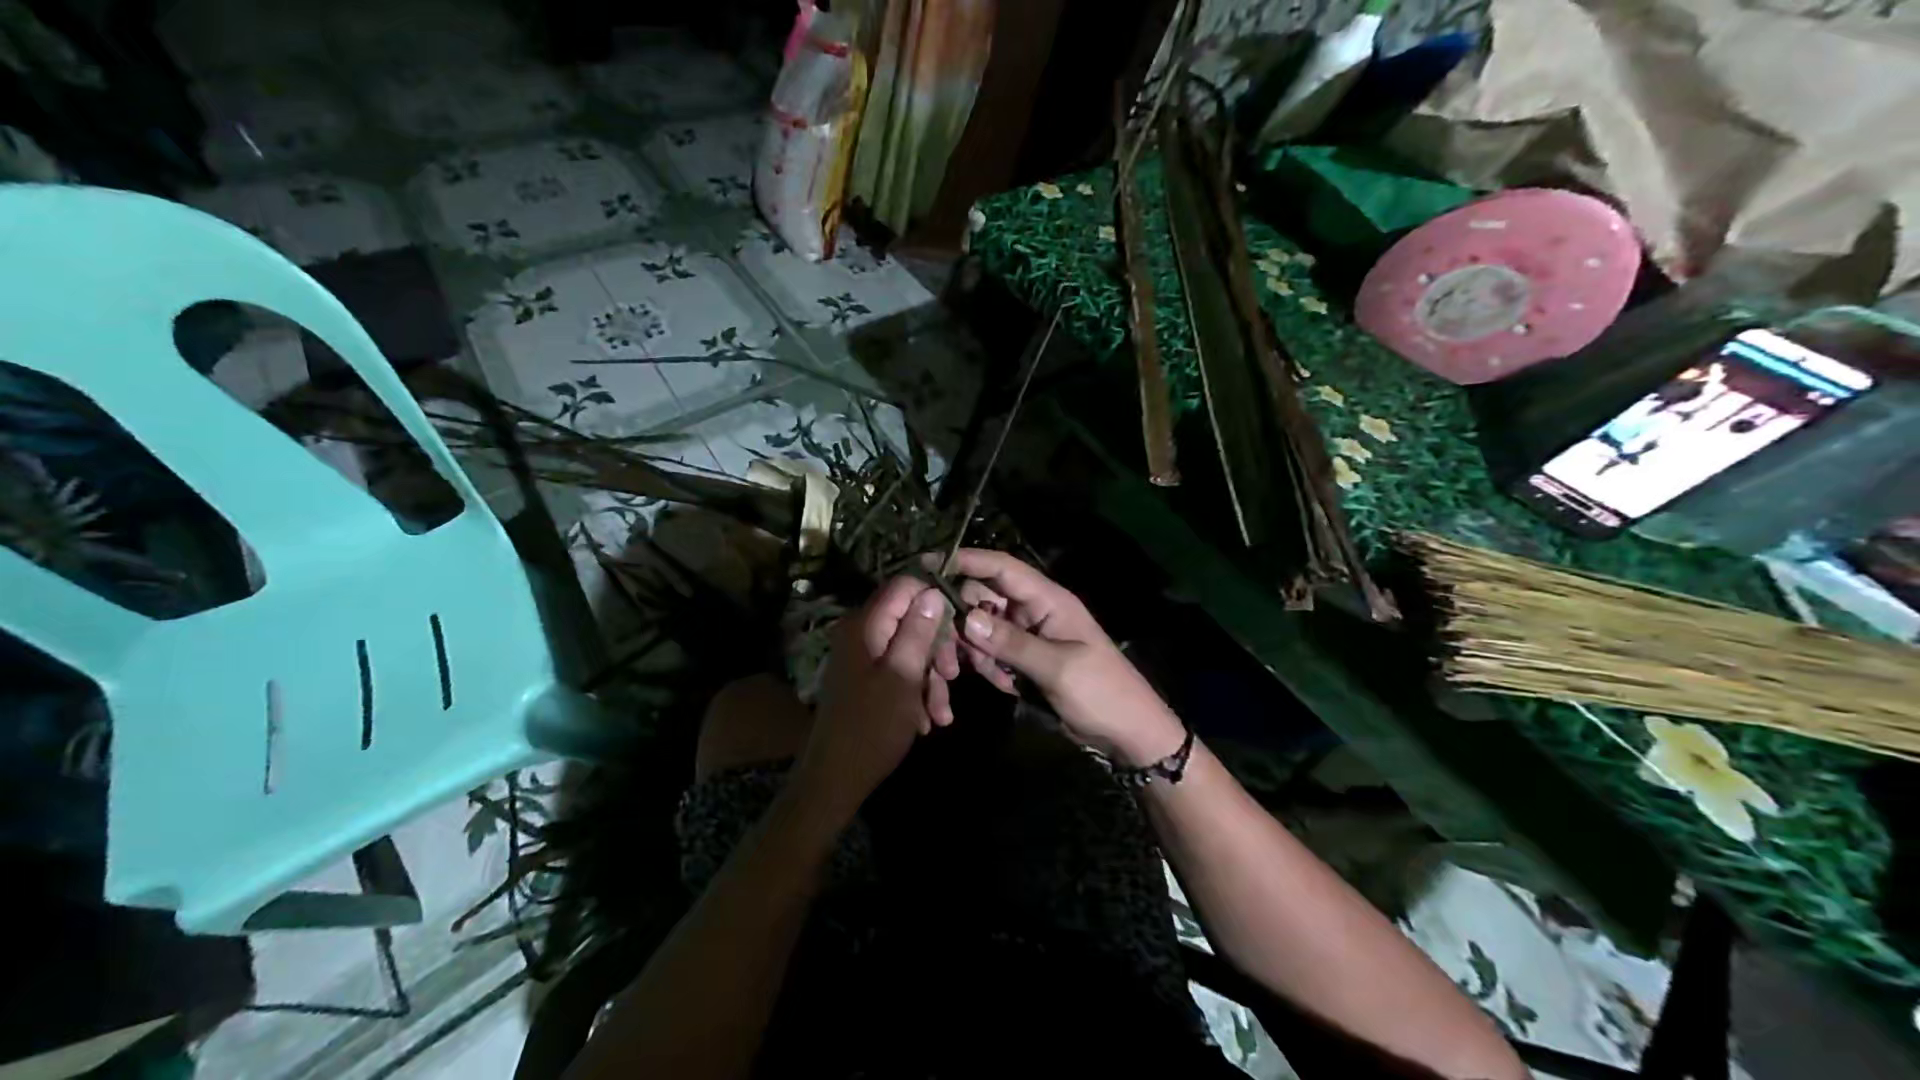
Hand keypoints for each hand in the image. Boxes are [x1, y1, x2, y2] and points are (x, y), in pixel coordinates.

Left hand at [791, 576, 953, 817]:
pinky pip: (899, 672)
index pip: (904, 587)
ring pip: (910, 650)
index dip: (934, 601)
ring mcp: (863, 657)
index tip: (959, 628)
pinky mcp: (866, 680)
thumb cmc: (872, 726)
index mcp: (864, 625)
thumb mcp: (903, 676)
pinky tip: (927, 721)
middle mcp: (860, 633)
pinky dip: (917, 692)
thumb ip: (918, 631)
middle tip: (954, 676)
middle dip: (937, 649)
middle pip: (911, 620)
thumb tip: (933, 592)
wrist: (836, 778)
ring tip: (942, 715)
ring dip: (931, 679)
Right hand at [944, 549, 1185, 767]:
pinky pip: (992, 653)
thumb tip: (966, 618)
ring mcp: (1028, 635)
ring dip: (979, 652)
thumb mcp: (1056, 668)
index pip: (1002, 568)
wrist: (1128, 733)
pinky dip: (991, 667)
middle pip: (984, 598)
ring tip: (996, 678)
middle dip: (965, 621)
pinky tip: (1007, 687)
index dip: (967, 561)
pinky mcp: (1024, 659)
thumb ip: (1011, 643)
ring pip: (983, 628)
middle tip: (952, 651)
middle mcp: (1034, 611)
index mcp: (1048, 600)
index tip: (929, 563)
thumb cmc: (1101, 692)